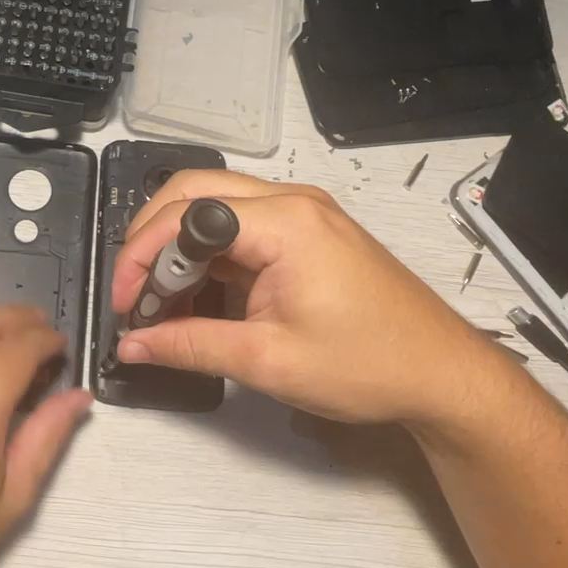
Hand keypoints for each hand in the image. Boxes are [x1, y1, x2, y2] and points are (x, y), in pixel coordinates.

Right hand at [111, 171, 502, 426]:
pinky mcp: (306, 234)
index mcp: (285, 223)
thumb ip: (188, 346)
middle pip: (192, 193)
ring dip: (178, 250)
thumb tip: (131, 345)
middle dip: (151, 240)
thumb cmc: (369, 365)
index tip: (126, 303)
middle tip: (135, 293)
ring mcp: (302, 215)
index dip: (140, 255)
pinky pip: (239, 230)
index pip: (184, 214)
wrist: (442, 375)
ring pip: (213, 209)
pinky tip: (200, 299)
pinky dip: (208, 258)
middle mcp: (292, 203)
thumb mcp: (265, 360)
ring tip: (164, 303)